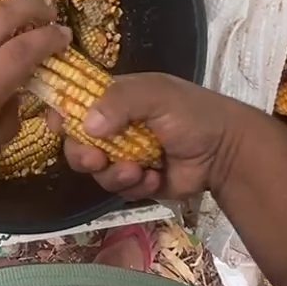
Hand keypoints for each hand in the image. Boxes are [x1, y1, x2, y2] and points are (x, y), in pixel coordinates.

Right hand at [54, 73, 272, 198]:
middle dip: (83, 156)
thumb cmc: (193, 114)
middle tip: (96, 160)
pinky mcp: (136, 182)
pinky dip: (136, 186)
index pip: (76, 105)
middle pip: (78, 145)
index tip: (59, 127)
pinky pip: (120, 190)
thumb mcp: (157, 95)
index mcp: (115, 100)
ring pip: (97, 172)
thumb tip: (87, 125)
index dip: (62, 116)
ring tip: (138, 171)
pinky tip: (156, 178)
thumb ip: (120, 102)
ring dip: (114, 174)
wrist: (226, 152)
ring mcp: (124, 156)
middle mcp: (114, 128)